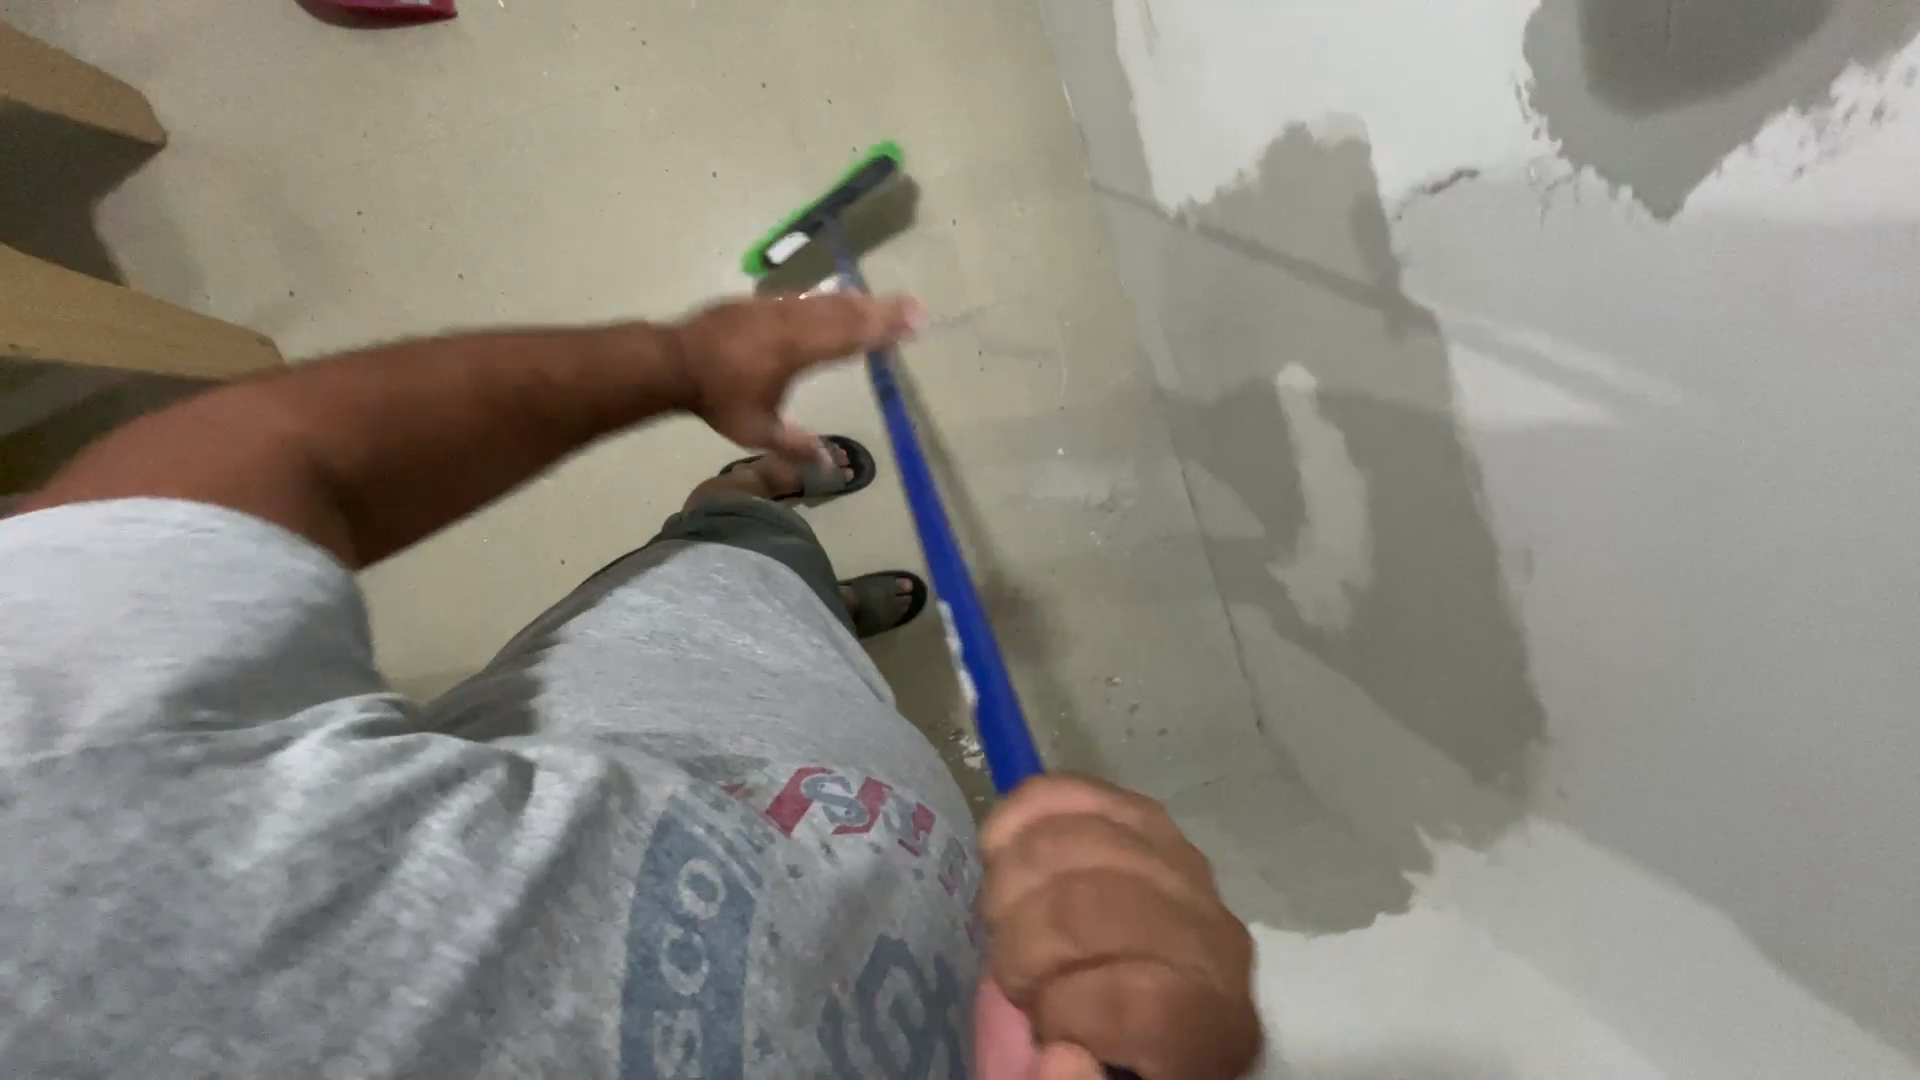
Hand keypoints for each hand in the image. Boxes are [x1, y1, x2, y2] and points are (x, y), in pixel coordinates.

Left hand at [669, 292, 923, 462]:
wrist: (672, 362)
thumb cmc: (718, 399)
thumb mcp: (758, 430)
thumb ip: (798, 445)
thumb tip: (834, 468)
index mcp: (798, 351)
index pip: (851, 338)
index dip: (884, 331)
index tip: (914, 325)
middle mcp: (793, 323)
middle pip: (846, 313)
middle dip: (884, 311)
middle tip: (917, 308)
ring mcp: (775, 308)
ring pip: (826, 301)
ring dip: (859, 302)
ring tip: (886, 303)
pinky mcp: (760, 303)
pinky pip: (804, 297)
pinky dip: (828, 297)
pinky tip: (838, 295)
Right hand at [976, 775, 1260, 1079]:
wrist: (1152, 985)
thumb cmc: (1121, 1045)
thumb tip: (1062, 1057)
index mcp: (1208, 1023)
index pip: (1143, 1000)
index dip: (1068, 1011)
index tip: (1049, 1030)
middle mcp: (1207, 933)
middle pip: (1092, 909)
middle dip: (1026, 945)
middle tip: (1016, 975)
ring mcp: (1176, 861)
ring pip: (1072, 844)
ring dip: (1011, 886)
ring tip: (1007, 920)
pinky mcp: (1139, 813)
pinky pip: (1068, 791)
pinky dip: (1018, 815)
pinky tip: (999, 847)